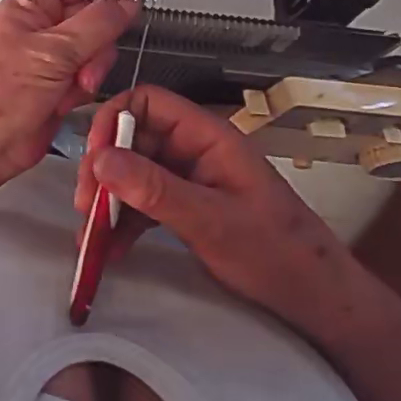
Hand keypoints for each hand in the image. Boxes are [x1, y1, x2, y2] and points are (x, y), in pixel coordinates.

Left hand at [0, 0, 140, 200]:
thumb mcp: (55, 51)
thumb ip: (99, 23)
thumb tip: (127, 1)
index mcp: (30, 8)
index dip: (98, 5)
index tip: (114, 19)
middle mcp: (39, 31)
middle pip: (94, 25)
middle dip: (92, 51)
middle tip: (78, 65)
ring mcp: (50, 61)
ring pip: (95, 56)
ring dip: (86, 76)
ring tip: (64, 88)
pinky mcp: (58, 87)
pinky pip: (88, 81)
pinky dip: (80, 94)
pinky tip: (61, 102)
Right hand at [74, 85, 346, 317]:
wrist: (313, 297)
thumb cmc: (276, 253)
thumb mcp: (212, 221)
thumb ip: (156, 189)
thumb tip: (102, 160)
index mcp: (207, 136)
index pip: (149, 103)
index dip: (115, 121)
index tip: (94, 160)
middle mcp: (194, 150)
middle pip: (133, 139)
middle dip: (104, 170)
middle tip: (87, 206)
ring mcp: (188, 179)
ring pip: (133, 175)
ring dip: (109, 202)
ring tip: (91, 237)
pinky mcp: (185, 207)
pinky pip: (143, 203)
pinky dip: (123, 223)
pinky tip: (110, 249)